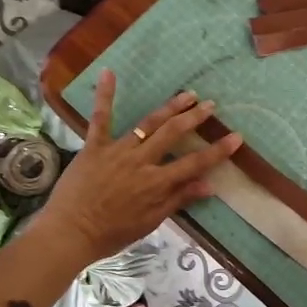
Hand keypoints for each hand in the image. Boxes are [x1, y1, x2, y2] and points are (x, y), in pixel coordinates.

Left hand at [40, 70, 243, 260]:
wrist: (69, 232)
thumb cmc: (112, 233)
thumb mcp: (150, 222)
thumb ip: (178, 200)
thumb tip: (209, 185)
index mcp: (156, 183)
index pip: (194, 163)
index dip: (217, 150)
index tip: (236, 137)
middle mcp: (141, 161)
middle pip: (173, 134)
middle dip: (195, 118)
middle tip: (211, 105)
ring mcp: (118, 150)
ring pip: (148, 123)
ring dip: (170, 107)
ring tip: (187, 95)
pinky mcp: (95, 146)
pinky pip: (101, 118)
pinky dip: (105, 95)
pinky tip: (109, 72)